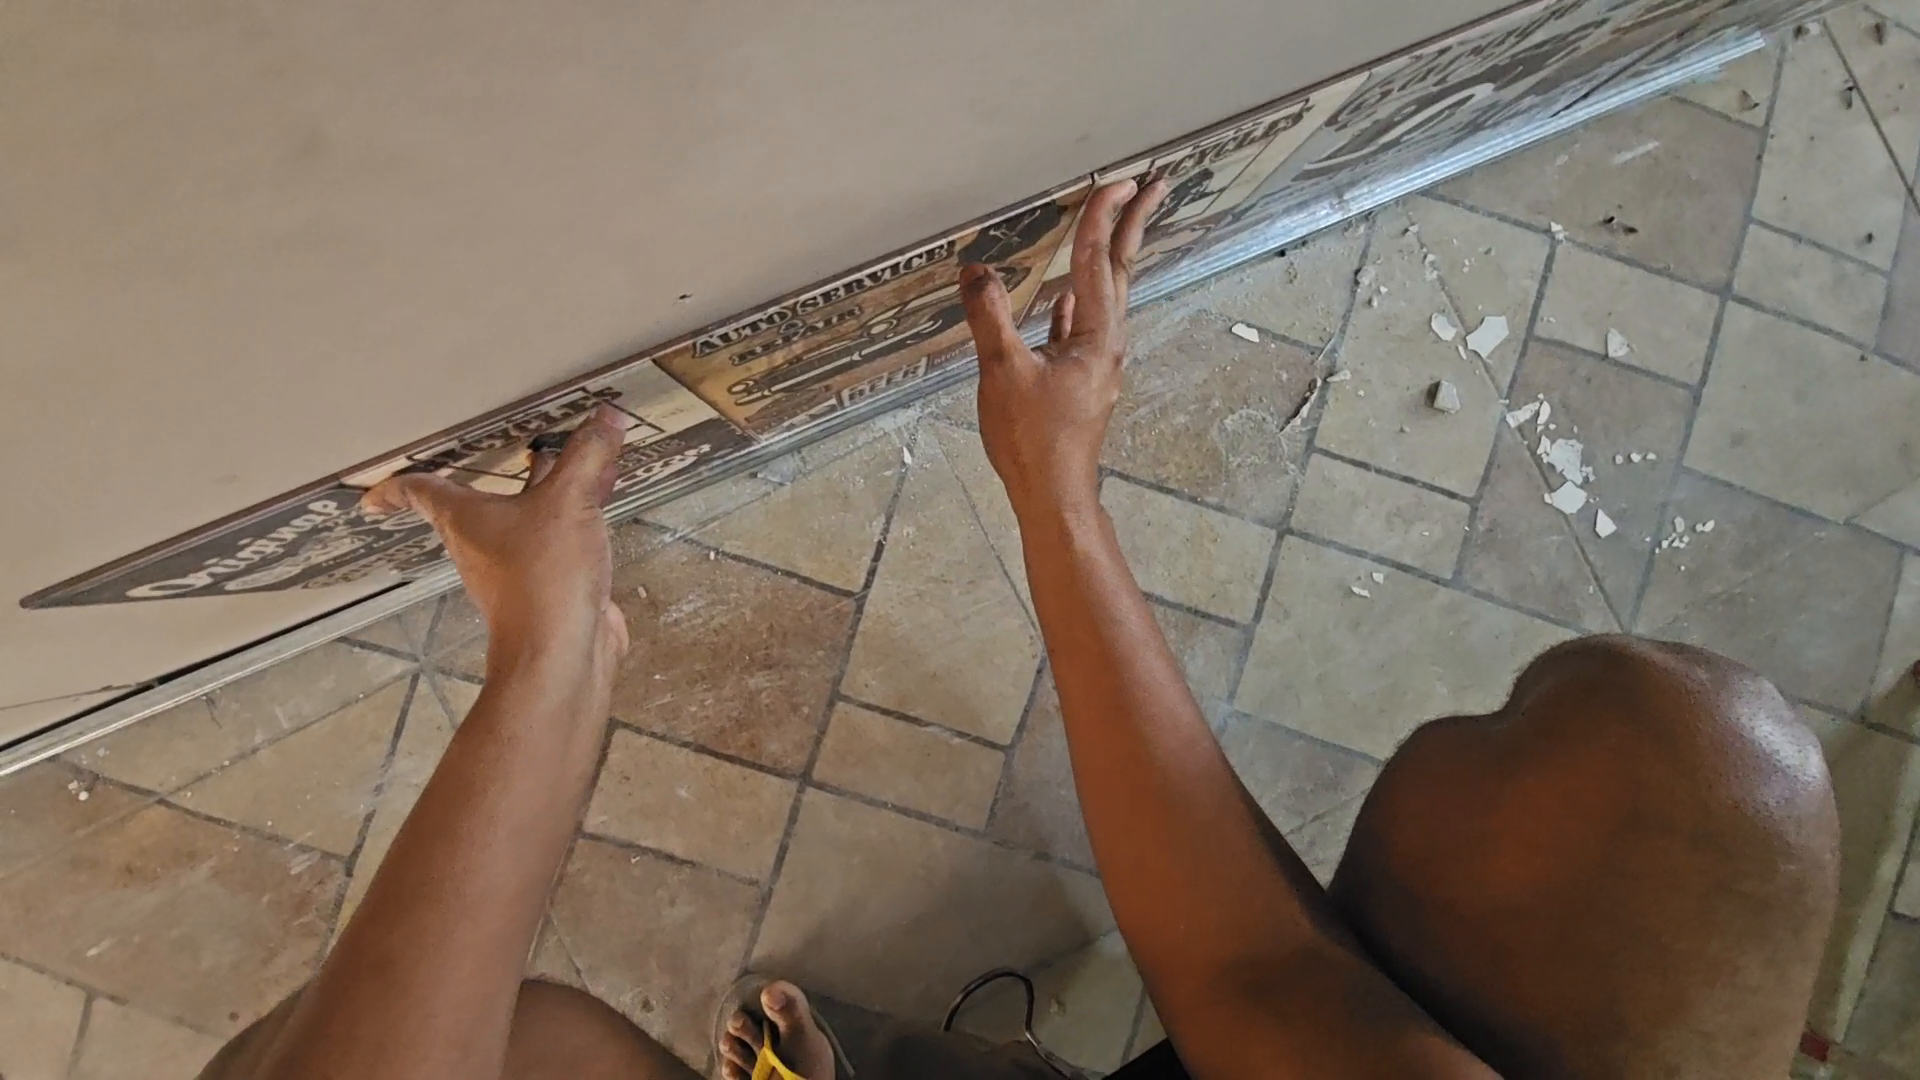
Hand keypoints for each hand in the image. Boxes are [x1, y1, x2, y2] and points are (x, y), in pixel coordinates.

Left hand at [360, 406, 632, 677]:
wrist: (563, 649)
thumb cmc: (545, 573)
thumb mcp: (570, 502)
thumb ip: (589, 456)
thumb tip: (607, 414)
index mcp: (468, 518)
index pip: (420, 492)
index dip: (394, 486)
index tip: (372, 490)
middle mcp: (486, 542)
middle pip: (487, 501)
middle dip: (510, 475)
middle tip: (532, 449)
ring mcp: (520, 568)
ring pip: (530, 520)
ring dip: (553, 495)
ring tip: (587, 470)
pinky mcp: (553, 585)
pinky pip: (561, 542)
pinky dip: (578, 521)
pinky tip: (604, 513)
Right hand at [959, 178, 1166, 523]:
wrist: (1053, 494)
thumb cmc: (1032, 439)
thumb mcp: (1003, 374)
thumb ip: (990, 317)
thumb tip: (976, 269)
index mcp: (1094, 338)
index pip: (1096, 264)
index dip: (1101, 219)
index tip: (1117, 180)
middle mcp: (1105, 346)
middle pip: (1119, 274)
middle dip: (1133, 227)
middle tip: (1154, 185)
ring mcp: (1096, 366)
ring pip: (1105, 301)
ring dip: (1110, 261)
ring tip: (1115, 232)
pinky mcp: (1081, 384)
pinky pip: (1083, 331)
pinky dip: (1079, 306)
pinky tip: (1065, 302)